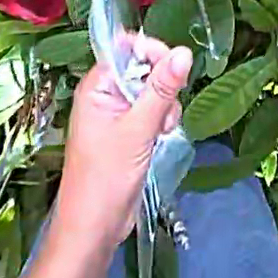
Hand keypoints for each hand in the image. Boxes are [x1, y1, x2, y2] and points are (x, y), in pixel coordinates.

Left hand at [48, 36, 193, 254]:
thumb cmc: (106, 178)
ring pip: (151, 90)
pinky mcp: (128, 131)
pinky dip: (161, 119)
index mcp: (97, 84)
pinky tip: (162, 135)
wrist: (94, 230)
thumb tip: (184, 53)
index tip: (173, 67)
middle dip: (161, 83)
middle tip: (167, 109)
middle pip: (142, 67)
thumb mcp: (138, 130)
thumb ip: (161, 90)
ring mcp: (116, 112)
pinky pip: (151, 110)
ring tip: (163, 129)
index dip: (150, 51)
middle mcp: (105, 93)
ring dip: (164, 105)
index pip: (125, 47)